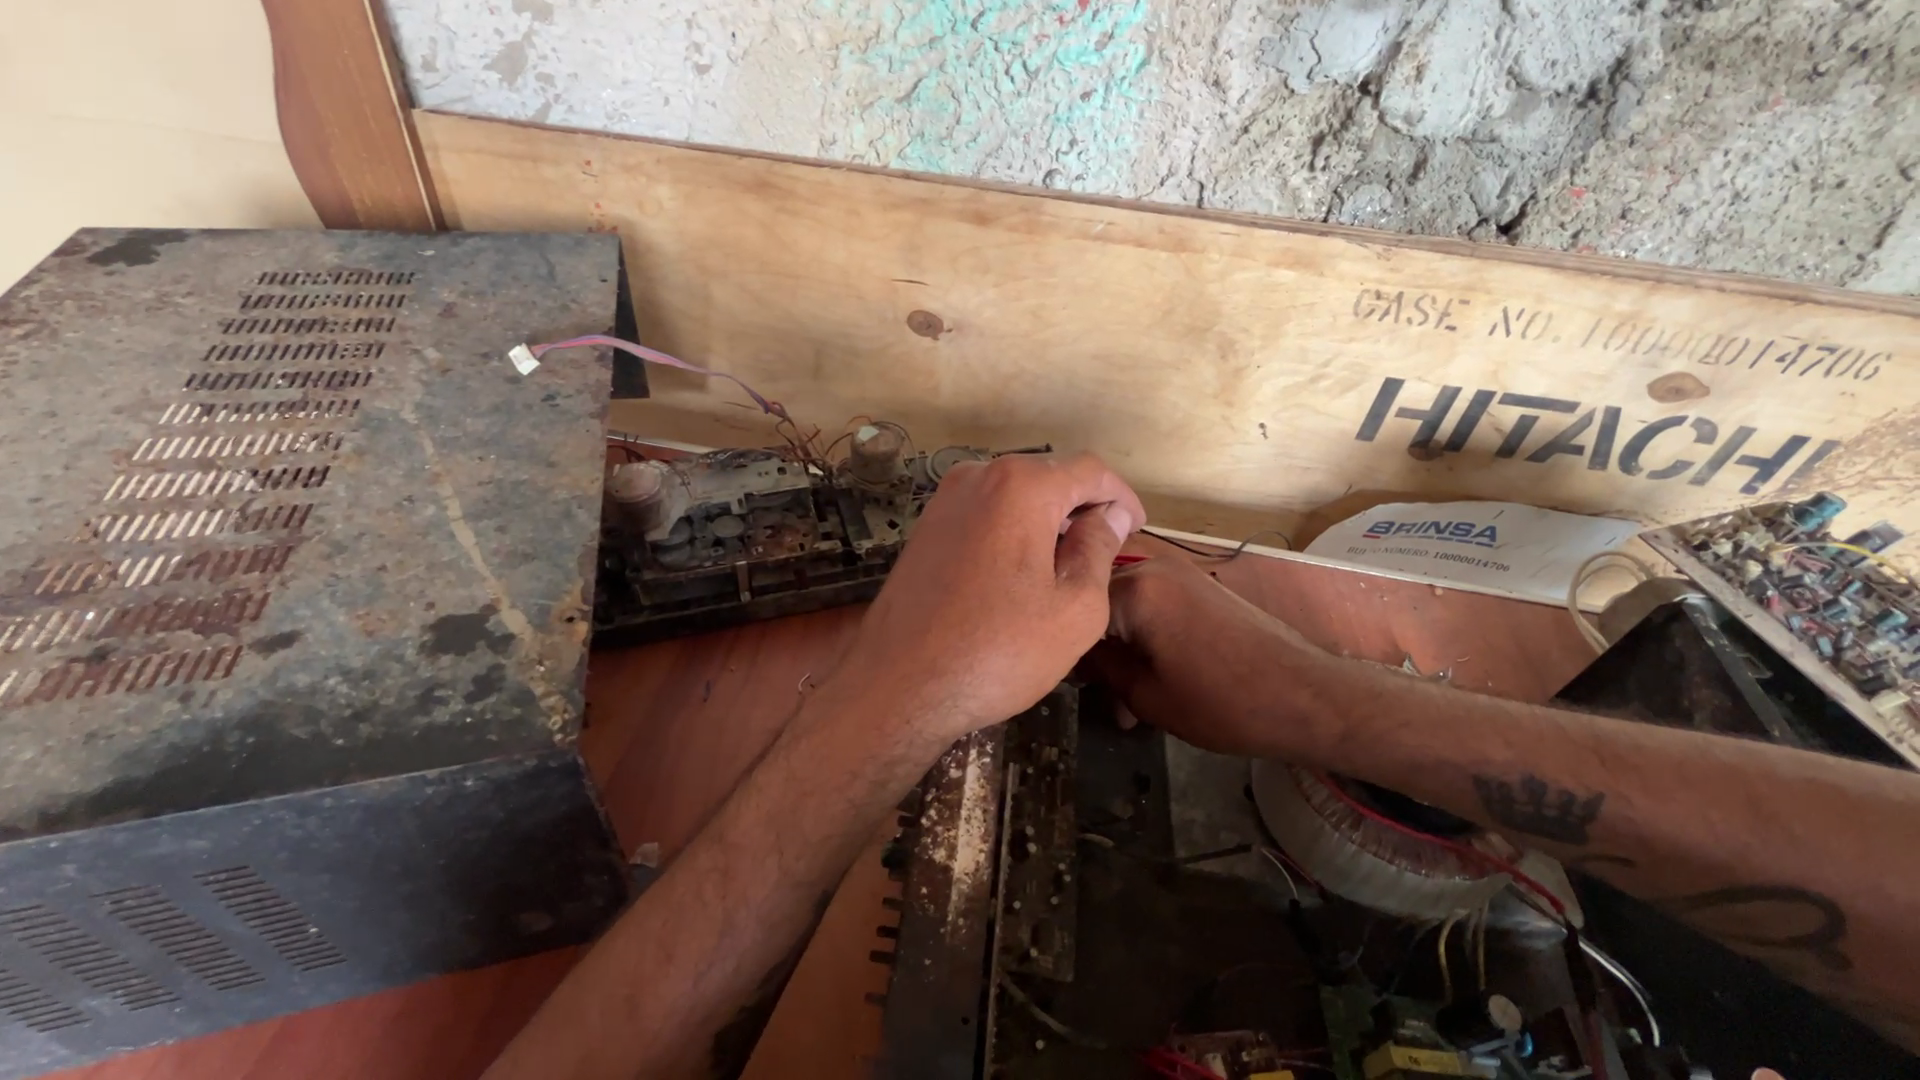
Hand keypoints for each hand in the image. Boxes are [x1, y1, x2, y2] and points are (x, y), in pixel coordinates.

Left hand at [831, 452, 1145, 747]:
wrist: (899, 685)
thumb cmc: (997, 651)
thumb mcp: (1075, 607)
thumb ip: (1098, 548)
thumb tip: (1109, 515)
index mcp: (1020, 485)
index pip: (1090, 469)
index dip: (1120, 497)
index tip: (1134, 531)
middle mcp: (978, 475)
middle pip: (1049, 476)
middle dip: (1083, 508)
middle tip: (1104, 553)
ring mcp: (944, 500)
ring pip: (1015, 495)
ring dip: (1047, 521)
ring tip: (1066, 568)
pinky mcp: (926, 527)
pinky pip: (985, 514)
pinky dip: (1013, 531)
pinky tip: (1021, 574)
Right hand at [1084, 556, 1338, 757]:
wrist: (1307, 697)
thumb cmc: (1222, 703)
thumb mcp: (1146, 696)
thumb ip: (1100, 668)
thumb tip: (1076, 657)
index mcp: (1134, 588)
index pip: (1074, 613)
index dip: (1068, 653)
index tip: (1074, 687)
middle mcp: (1154, 566)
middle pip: (1100, 606)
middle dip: (1098, 653)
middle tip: (1104, 700)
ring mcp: (1181, 573)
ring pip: (1127, 610)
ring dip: (1123, 651)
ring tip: (1131, 703)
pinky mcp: (1201, 587)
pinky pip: (1154, 608)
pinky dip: (1147, 640)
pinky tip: (1155, 679)